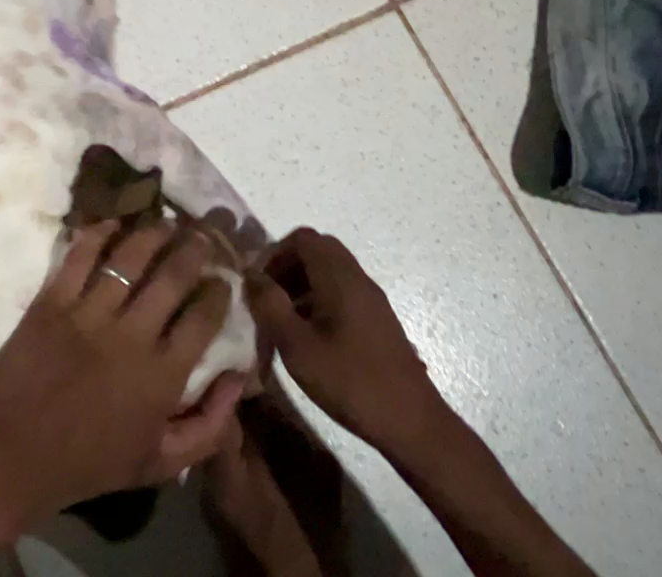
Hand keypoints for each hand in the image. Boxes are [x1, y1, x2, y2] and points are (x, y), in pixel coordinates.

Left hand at [0, 221, 247, 541]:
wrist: (15, 456)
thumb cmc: (92, 462)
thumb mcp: (162, 463)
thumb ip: (210, 426)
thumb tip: (238, 377)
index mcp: (162, 376)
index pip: (203, 318)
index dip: (218, 291)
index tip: (223, 278)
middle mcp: (130, 337)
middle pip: (172, 277)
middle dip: (195, 249)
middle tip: (203, 234)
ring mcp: (87, 315)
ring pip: (129, 258)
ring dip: (153, 234)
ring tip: (166, 222)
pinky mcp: (50, 303)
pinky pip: (78, 257)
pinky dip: (98, 234)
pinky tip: (113, 224)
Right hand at [244, 227, 446, 453]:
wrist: (411, 423)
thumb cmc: (349, 382)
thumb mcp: (296, 345)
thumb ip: (270, 304)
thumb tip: (251, 274)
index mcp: (340, 279)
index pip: (303, 238)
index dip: (274, 253)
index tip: (257, 284)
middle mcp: (358, 280)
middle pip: (317, 250)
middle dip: (286, 267)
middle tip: (267, 298)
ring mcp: (371, 300)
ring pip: (329, 271)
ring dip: (300, 284)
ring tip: (281, 319)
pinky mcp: (377, 320)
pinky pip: (341, 292)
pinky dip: (317, 299)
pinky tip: (307, 336)